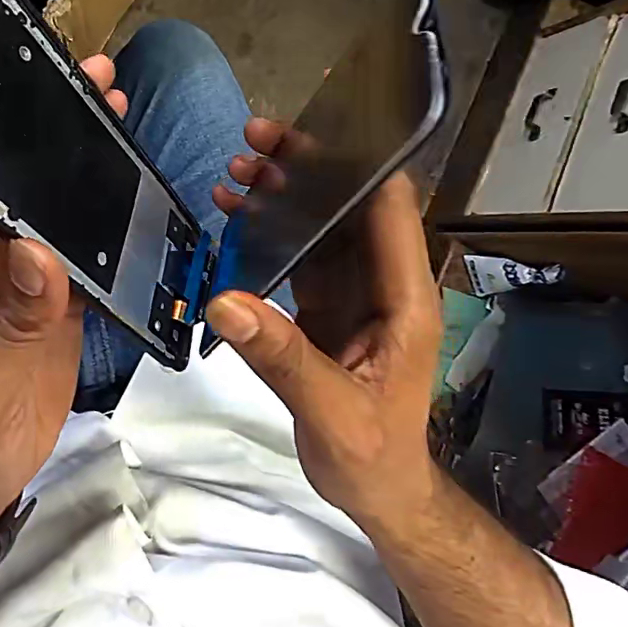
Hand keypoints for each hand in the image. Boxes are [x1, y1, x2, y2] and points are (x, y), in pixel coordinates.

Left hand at [0, 54, 127, 542]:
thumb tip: (40, 251)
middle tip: (75, 78)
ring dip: (68, 156)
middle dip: (22, 124)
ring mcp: (16, 269)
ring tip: (111, 104)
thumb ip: (14, 320)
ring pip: (38, 198)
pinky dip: (96, 206)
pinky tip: (126, 174)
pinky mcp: (54, 289)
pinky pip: (75, 237)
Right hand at [207, 118, 442, 527]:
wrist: (381, 493)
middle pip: (350, 205)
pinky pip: (299, 254)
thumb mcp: (331, 412)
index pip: (391, 211)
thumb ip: (281, 356)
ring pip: (321, 224)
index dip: (359, 164)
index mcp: (404, 299)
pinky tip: (235, 217)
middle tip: (255, 141)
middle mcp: (381, 284)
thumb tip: (224, 301)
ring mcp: (353, 292)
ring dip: (283, 194)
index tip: (309, 133)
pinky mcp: (326, 305)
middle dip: (305, 167)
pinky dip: (269, 231)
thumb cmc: (374, 457)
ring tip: (237, 171)